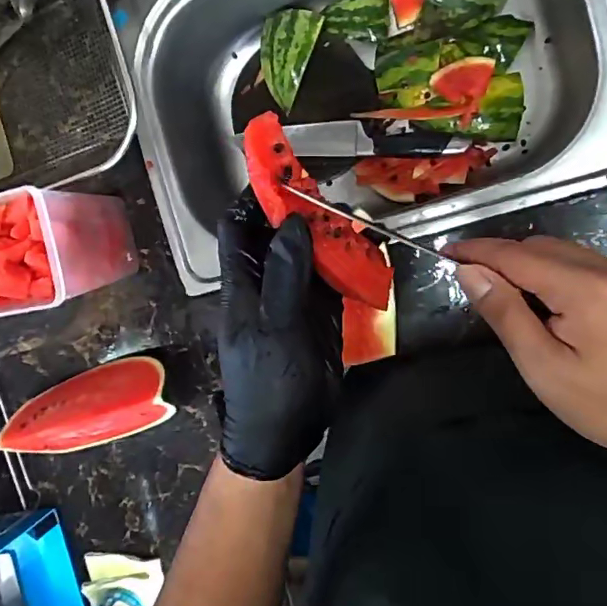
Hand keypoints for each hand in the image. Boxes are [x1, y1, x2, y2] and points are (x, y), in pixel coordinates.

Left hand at [216, 191, 341, 479]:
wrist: (283, 434)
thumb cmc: (270, 382)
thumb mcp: (275, 327)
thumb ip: (284, 275)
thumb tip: (291, 222)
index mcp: (244, 283)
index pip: (239, 228)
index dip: (254, 198)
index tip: (282, 171)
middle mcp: (267, 284)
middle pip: (278, 236)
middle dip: (300, 211)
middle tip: (330, 193)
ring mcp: (294, 299)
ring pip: (308, 255)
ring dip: (328, 236)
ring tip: (353, 217)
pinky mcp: (319, 315)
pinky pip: (331, 280)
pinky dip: (347, 263)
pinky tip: (367, 251)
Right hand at [447, 236, 606, 484]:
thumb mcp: (545, 368)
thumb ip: (506, 314)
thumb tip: (471, 272)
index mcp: (586, 288)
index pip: (518, 255)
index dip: (479, 251)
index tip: (449, 252)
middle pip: (545, 247)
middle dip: (505, 256)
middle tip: (475, 278)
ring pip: (572, 253)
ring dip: (536, 263)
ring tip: (513, 292)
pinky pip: (597, 266)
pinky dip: (567, 272)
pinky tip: (560, 302)